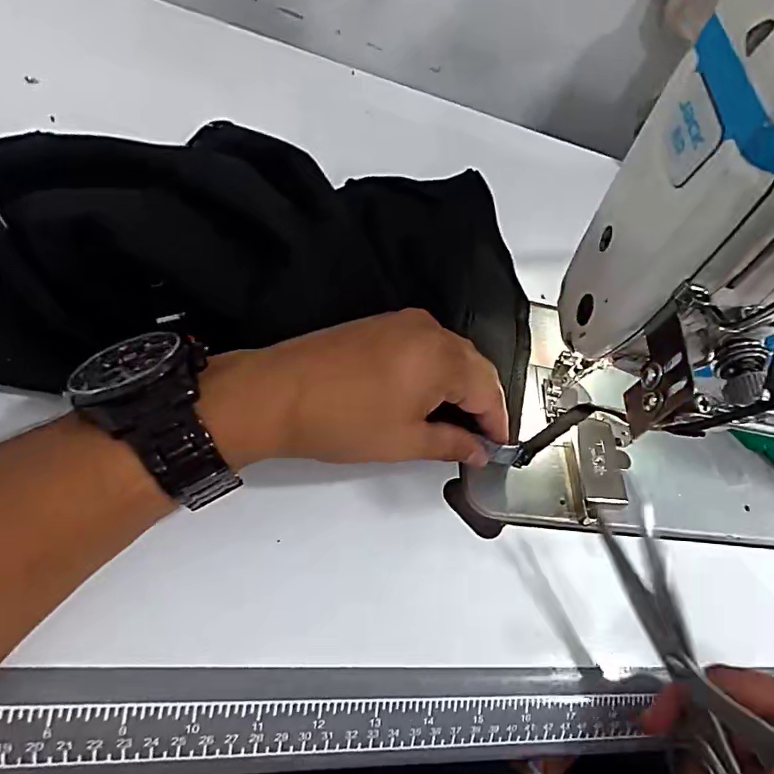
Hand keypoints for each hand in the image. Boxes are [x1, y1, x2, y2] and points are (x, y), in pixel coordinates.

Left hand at [195, 309, 508, 470]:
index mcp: (441, 357)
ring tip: (454, 424)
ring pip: (453, 356)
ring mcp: (403, 324)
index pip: (489, 391)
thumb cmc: (332, 415)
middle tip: (480, 438)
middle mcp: (427, 331)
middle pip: (476, 369)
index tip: (496, 444)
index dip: (497, 423)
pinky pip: (428, 347)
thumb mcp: (405, 442)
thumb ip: (452, 444)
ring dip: (462, 387)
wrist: (275, 395)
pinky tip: (428, 399)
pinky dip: (438, 373)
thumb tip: (474, 449)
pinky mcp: (383, 325)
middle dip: (483, 403)